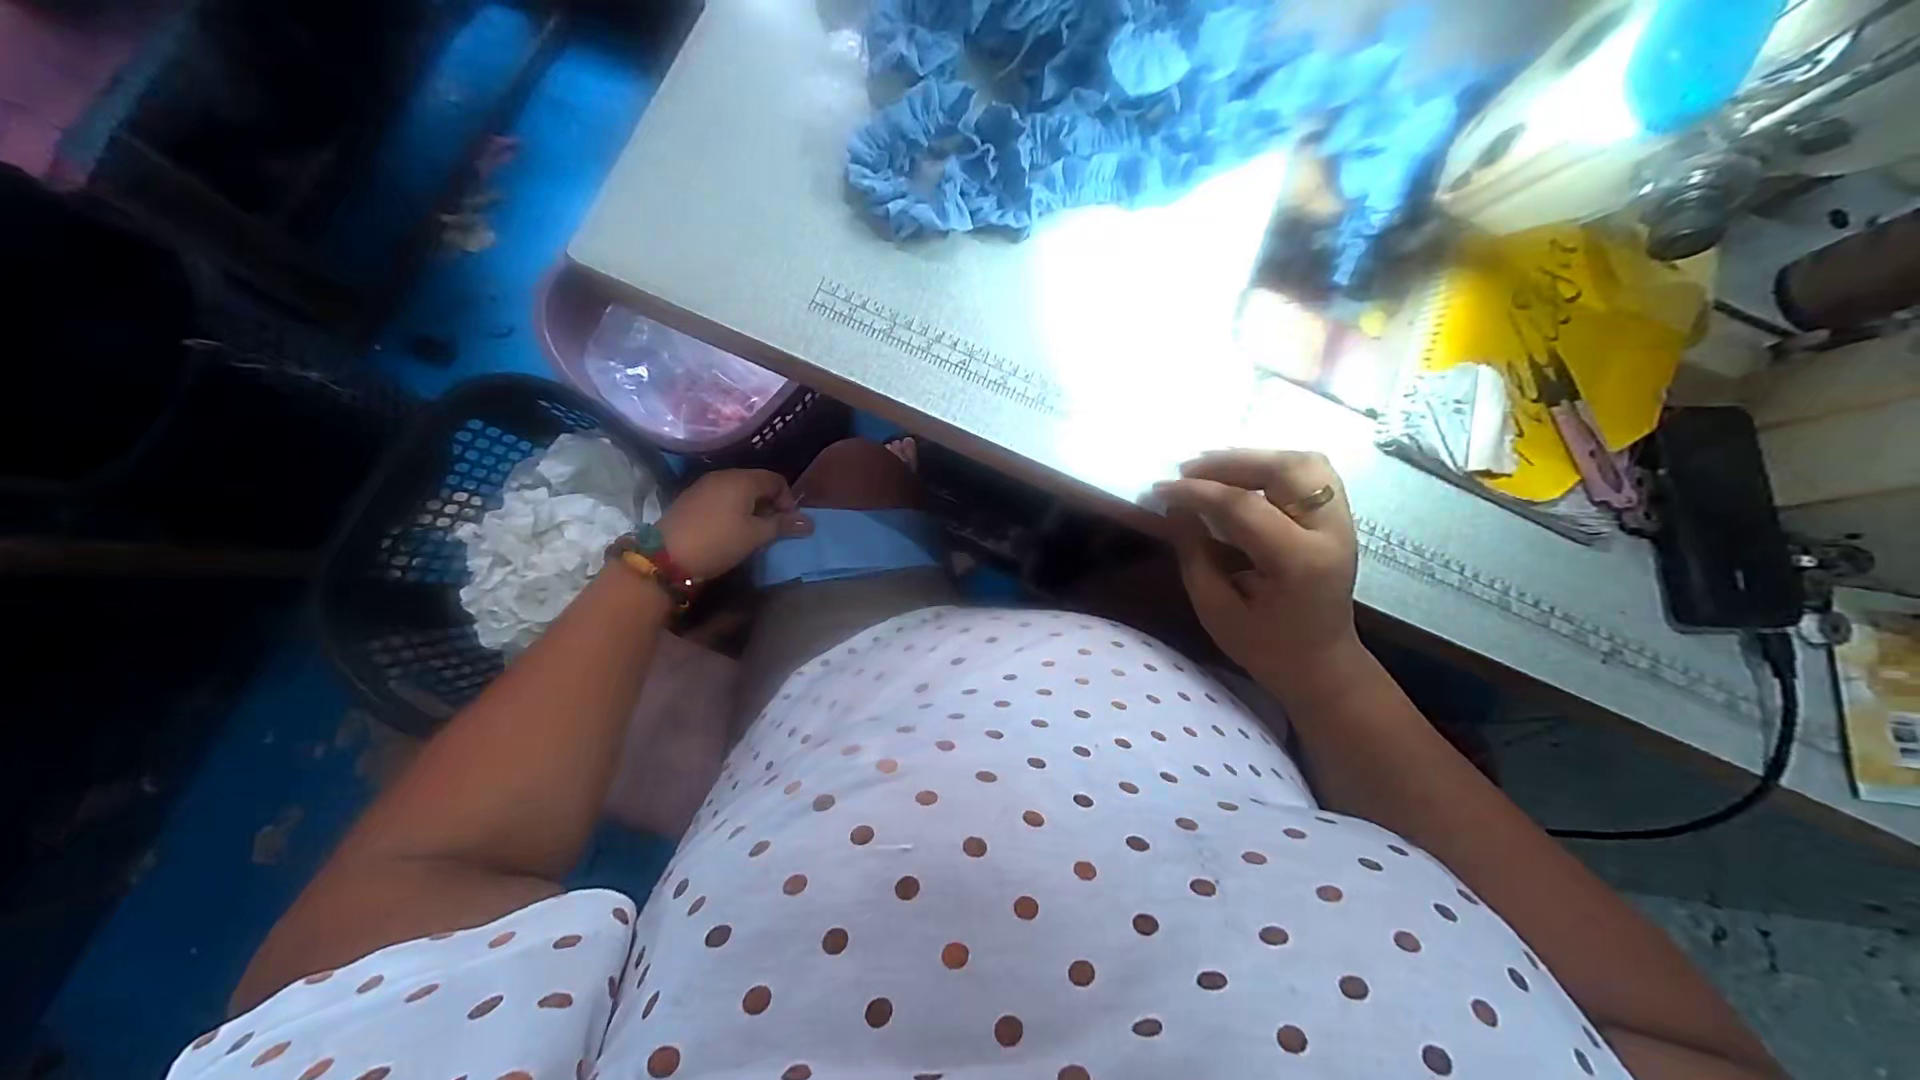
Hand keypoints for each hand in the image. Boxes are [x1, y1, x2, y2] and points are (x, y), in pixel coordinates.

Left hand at [658, 469, 812, 579]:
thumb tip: (809, 522)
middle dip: (770, 504)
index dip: (788, 500)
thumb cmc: (719, 542)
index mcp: (743, 479)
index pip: (776, 480)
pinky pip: (722, 497)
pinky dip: (733, 509)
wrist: (666, 556)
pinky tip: (731, 530)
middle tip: (773, 529)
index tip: (788, 523)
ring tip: (753, 531)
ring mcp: (704, 485)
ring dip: (752, 508)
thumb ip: (782, 525)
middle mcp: (724, 475)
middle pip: (757, 483)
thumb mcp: (756, 536)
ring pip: (738, 490)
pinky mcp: (691, 498)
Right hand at [1154, 450, 1359, 687]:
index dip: (1197, 493)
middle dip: (1230, 463)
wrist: (1321, 665)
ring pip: (1304, 462)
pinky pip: (1312, 473)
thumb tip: (1175, 508)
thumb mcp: (1216, 609)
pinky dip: (1274, 465)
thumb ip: (1194, 554)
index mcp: (1299, 562)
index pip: (1244, 506)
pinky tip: (1243, 476)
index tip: (1161, 489)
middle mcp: (1330, 532)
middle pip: (1285, 469)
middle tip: (1188, 470)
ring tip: (1214, 468)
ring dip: (1255, 458)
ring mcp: (1343, 522)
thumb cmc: (1265, 647)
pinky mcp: (1340, 518)